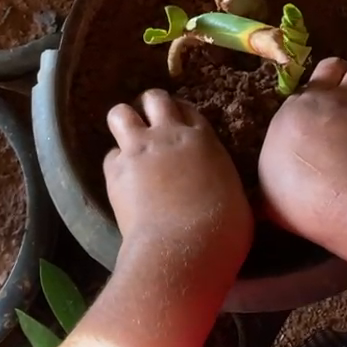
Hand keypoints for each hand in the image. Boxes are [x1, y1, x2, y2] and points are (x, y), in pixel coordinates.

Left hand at [103, 90, 252, 291]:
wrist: (185, 247)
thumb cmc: (224, 228)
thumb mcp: (235, 195)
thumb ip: (222, 181)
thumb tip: (222, 190)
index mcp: (203, 139)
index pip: (187, 109)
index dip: (180, 115)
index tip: (178, 125)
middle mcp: (169, 135)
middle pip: (154, 99)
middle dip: (150, 107)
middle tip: (150, 126)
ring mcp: (139, 150)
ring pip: (120, 114)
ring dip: (124, 123)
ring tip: (129, 141)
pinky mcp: (115, 172)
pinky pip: (110, 156)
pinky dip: (116, 164)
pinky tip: (123, 180)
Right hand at [258, 58, 346, 243]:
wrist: (338, 197)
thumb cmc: (296, 198)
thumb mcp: (268, 195)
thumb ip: (268, 189)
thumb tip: (259, 205)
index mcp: (289, 113)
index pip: (299, 92)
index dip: (310, 101)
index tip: (314, 115)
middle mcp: (320, 100)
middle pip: (331, 66)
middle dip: (340, 72)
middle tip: (345, 89)